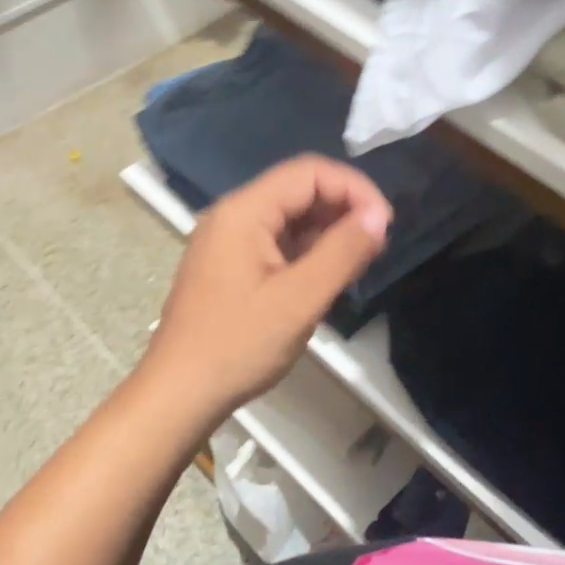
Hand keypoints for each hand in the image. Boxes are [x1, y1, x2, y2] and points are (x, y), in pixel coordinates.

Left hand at [140, 155, 392, 421]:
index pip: (308, 172)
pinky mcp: (227, 268)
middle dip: (342, 208)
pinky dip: (304, 252)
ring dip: (325, 232)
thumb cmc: (238, 345)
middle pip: (296, 191)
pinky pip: (274, 243)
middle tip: (376, 245)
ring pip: (287, 218)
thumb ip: (342, 253)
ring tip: (358, 261)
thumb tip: (378, 217)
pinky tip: (326, 277)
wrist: (179, 392)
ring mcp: (225, 243)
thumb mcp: (298, 300)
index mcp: (243, 212)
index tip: (385, 223)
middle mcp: (231, 217)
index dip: (354, 188)